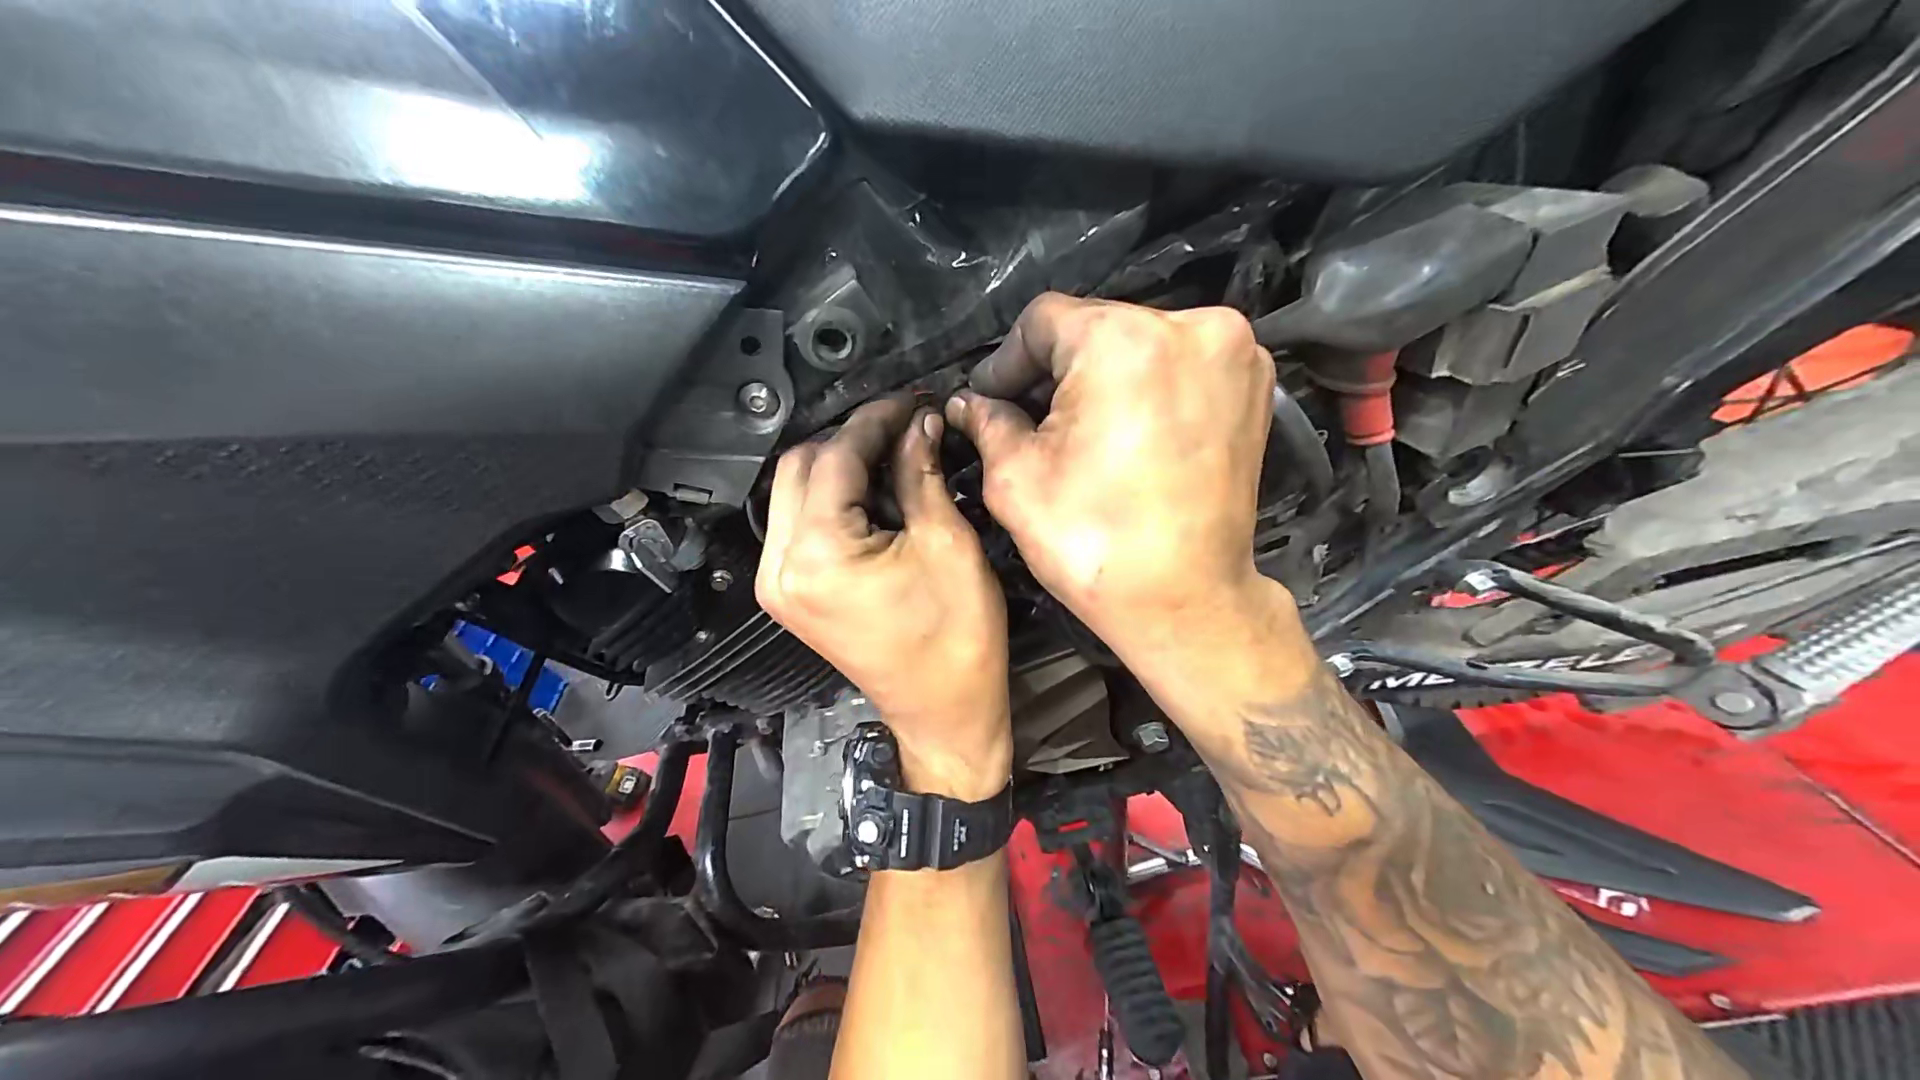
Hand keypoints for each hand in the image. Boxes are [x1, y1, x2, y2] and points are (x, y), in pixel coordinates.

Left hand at [757, 397, 1011, 800]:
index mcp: (818, 555)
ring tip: (892, 460)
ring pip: (793, 491)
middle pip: (801, 466)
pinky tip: (872, 496)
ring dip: (838, 467)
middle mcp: (781, 569)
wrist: (943, 709)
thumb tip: (918, 425)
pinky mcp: (790, 593)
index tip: (908, 403)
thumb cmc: (956, 641)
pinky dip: (830, 499)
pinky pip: (797, 523)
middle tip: (903, 430)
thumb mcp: (948, 543)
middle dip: (852, 439)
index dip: (876, 420)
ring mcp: (778, 584)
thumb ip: (922, 473)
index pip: (835, 456)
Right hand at [946, 294, 1295, 674]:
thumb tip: (970, 402)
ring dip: (1099, 378)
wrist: (1186, 599)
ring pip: (1137, 344)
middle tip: (1025, 418)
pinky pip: (1178, 364)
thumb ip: (988, 422)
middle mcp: (1190, 327)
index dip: (1007, 362)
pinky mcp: (1253, 384)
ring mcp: (1233, 353)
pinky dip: (1145, 387)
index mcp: (1123, 341)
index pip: (1042, 321)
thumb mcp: (1016, 478)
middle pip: (1093, 327)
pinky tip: (1123, 432)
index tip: (990, 399)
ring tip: (1075, 430)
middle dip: (1053, 371)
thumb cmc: (1096, 543)